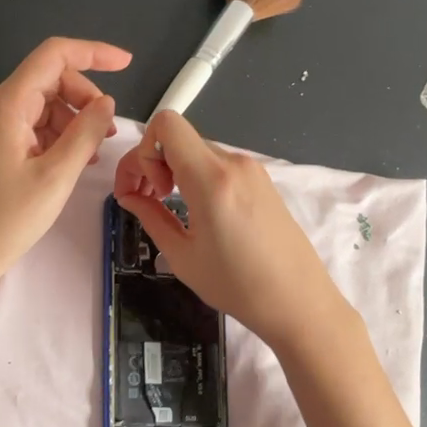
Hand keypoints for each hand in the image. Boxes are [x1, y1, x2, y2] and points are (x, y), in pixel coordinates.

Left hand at [0, 37, 128, 296]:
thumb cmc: (5, 220)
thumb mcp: (56, 177)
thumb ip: (85, 133)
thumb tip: (106, 103)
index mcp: (7, 104)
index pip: (54, 55)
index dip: (93, 53)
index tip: (126, 64)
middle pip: (49, 79)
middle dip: (85, 97)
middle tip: (108, 133)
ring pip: (42, 104)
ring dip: (73, 120)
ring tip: (92, 155)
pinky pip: (30, 125)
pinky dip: (56, 136)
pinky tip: (72, 162)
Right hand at [114, 110, 346, 347]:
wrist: (297, 301)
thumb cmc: (236, 285)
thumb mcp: (181, 255)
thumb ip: (150, 217)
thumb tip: (128, 196)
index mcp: (212, 178)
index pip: (166, 125)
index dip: (142, 152)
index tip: (148, 190)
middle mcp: (233, 163)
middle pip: (178, 139)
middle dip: (152, 164)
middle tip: (145, 202)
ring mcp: (252, 170)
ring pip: (196, 151)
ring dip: (174, 171)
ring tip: (169, 208)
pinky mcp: (262, 181)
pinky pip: (217, 165)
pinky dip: (196, 177)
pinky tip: (197, 212)